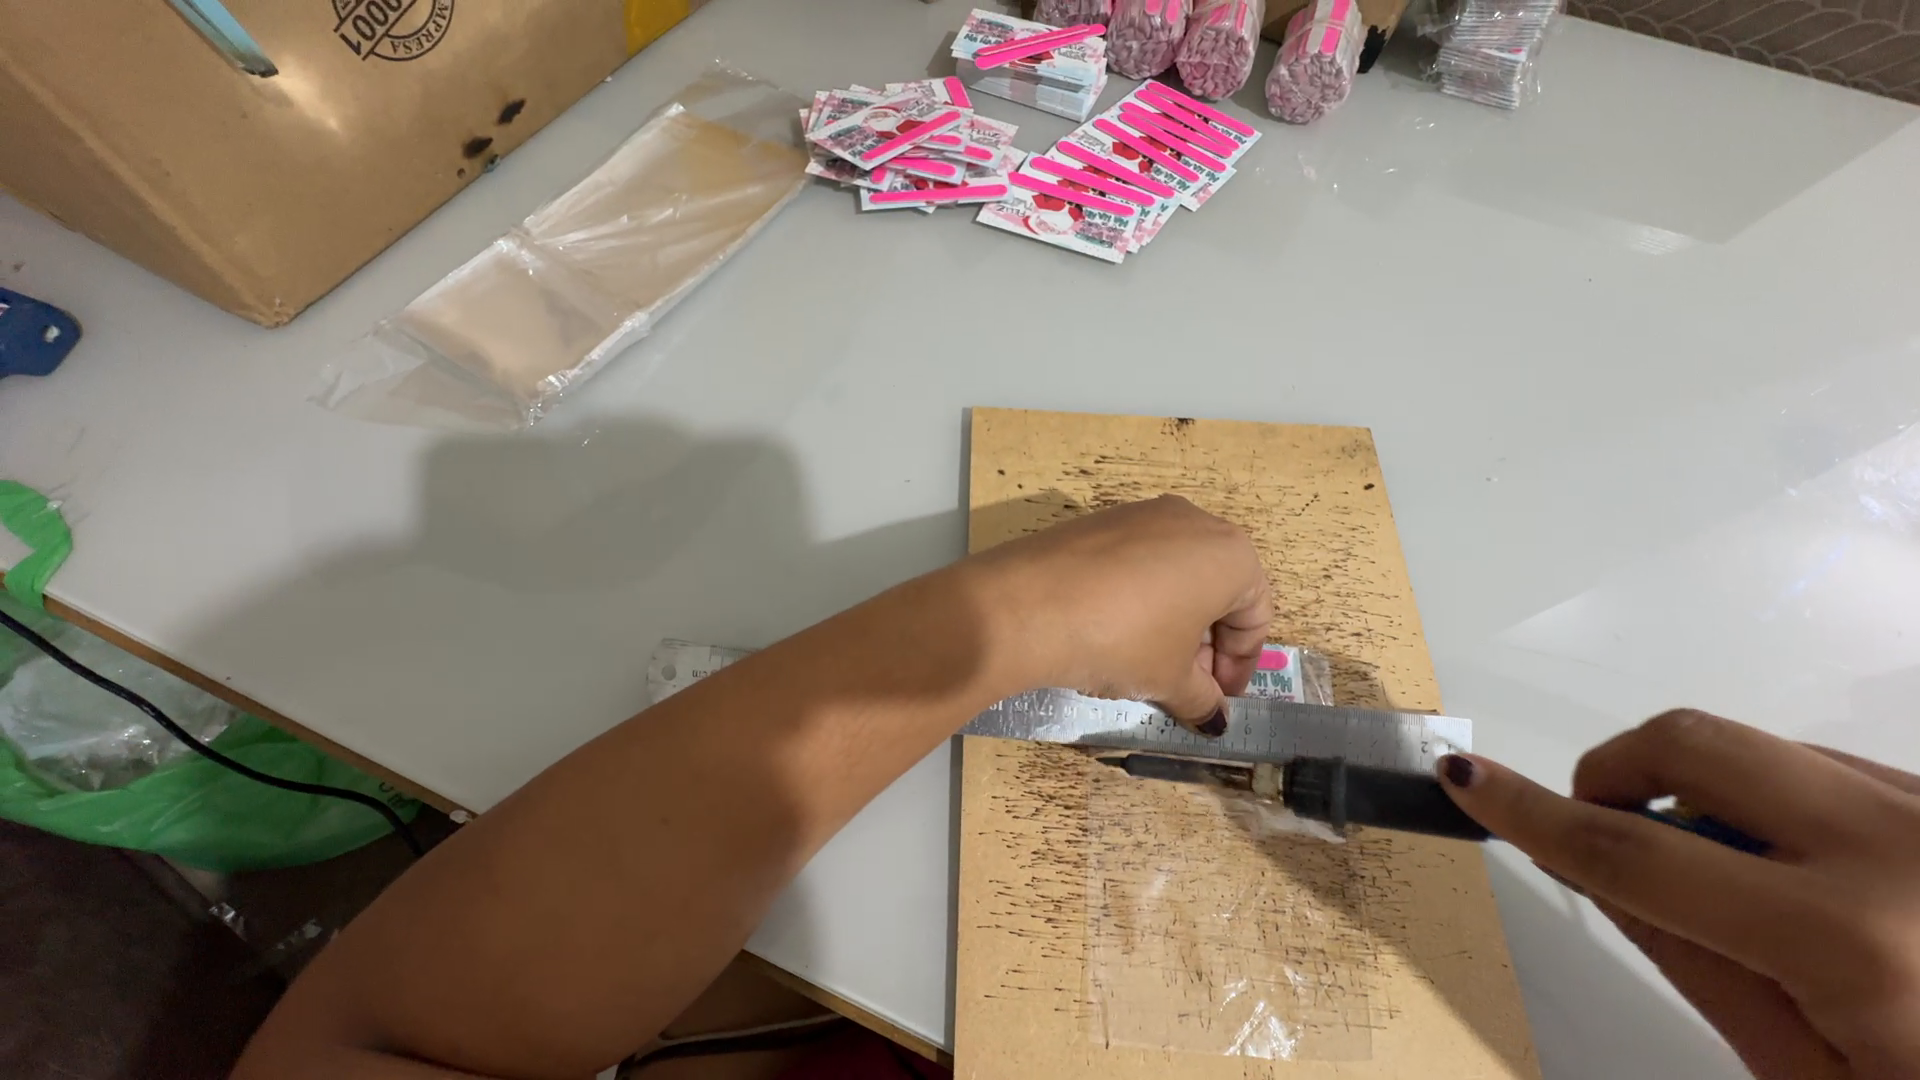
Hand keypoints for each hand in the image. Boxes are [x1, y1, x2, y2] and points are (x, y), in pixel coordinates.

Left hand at [967, 495, 1270, 729]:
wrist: (1025, 605)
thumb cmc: (1121, 639)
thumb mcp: (1169, 678)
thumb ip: (1202, 699)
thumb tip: (1214, 718)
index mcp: (1230, 553)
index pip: (1255, 616)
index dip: (1240, 666)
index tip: (1219, 699)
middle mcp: (1193, 520)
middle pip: (1216, 590)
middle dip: (1206, 644)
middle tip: (1186, 686)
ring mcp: (1142, 514)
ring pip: (1175, 574)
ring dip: (1173, 621)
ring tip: (1147, 663)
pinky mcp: (1099, 519)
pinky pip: (1137, 562)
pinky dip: (1139, 597)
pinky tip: (1112, 630)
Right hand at [1437, 712, 1919, 1078]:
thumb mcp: (1806, 1076)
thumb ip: (1686, 956)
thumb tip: (1585, 862)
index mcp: (1854, 940)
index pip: (1632, 850)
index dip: (1531, 810)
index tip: (1462, 774)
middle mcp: (1909, 848)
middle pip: (1693, 743)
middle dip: (1618, 770)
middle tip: (1613, 827)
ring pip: (1760, 747)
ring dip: (1703, 790)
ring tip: (1744, 875)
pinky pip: (1829, 764)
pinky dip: (1777, 799)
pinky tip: (1820, 872)